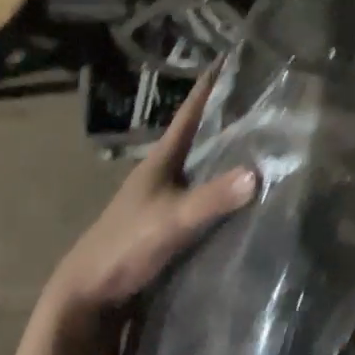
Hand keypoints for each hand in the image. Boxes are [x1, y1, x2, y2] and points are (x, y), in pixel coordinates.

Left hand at [51, 68, 257, 312]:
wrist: (89, 295)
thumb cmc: (124, 247)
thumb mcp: (171, 220)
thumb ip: (211, 199)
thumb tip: (257, 174)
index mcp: (160, 162)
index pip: (188, 115)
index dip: (207, 87)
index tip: (229, 59)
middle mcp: (163, 174)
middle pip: (199, 137)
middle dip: (226, 118)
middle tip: (263, 99)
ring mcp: (165, 200)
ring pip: (203, 167)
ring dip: (228, 155)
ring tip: (265, 140)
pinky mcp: (170, 225)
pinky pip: (205, 195)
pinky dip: (225, 188)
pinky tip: (247, 195)